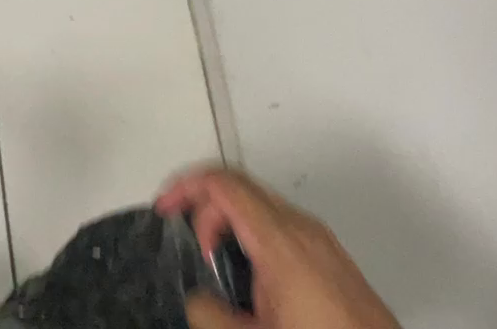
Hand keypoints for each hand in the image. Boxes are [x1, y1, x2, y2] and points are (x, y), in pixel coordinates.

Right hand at [156, 166, 398, 328]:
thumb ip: (210, 313)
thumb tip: (197, 297)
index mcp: (280, 242)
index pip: (223, 184)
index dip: (185, 187)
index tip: (164, 209)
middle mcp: (302, 229)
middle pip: (239, 186)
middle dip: (203, 203)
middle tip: (187, 240)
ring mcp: (321, 241)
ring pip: (260, 203)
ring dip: (228, 219)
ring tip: (214, 257)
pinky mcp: (333, 257)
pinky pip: (280, 222)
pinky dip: (251, 231)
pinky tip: (248, 270)